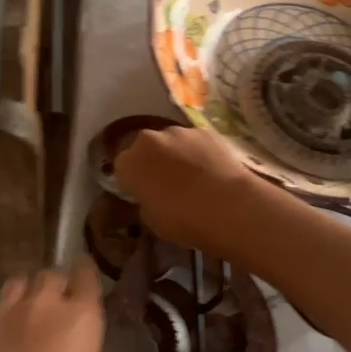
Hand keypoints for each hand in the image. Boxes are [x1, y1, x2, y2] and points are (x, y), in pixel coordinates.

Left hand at [0, 256, 128, 351]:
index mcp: (81, 320)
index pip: (86, 276)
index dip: (85, 273)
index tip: (85, 275)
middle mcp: (45, 305)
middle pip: (51, 275)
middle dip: (55, 286)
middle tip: (58, 306)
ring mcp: (7, 312)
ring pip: (18, 284)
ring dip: (25, 294)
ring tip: (27, 316)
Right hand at [112, 126, 294, 258]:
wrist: (228, 206)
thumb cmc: (183, 220)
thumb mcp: (152, 220)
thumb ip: (145, 201)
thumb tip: (151, 195)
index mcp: (129, 162)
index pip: (122, 167)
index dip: (132, 181)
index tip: (143, 193)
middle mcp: (149, 139)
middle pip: (145, 148)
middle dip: (152, 162)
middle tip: (166, 184)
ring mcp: (178, 131)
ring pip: (170, 142)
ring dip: (175, 155)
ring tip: (193, 177)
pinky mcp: (205, 131)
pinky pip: (195, 141)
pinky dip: (199, 152)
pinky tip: (211, 171)